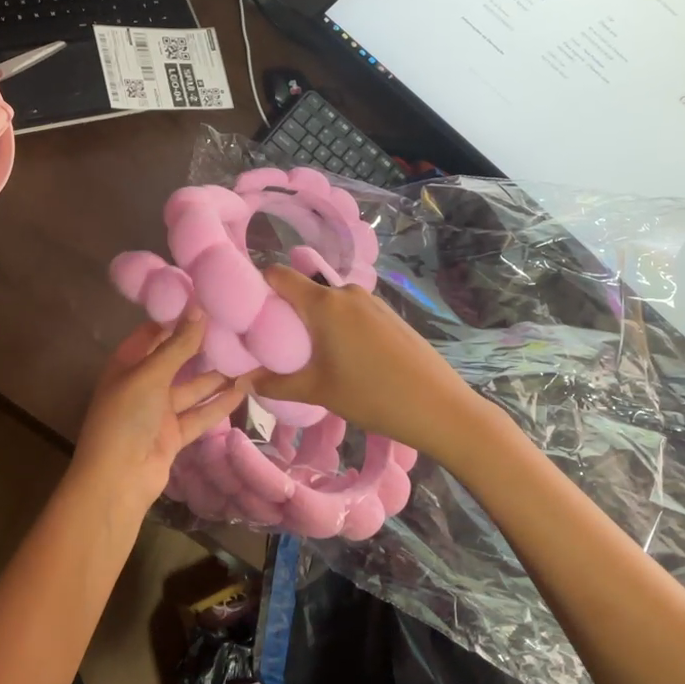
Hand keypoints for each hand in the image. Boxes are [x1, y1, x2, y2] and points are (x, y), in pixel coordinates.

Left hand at [71, 311, 247, 503]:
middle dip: (200, 346)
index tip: (207, 301)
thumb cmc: (125, 418)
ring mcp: (158, 411)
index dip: (176, 317)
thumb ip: (177, 346)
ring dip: (215, 376)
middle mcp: (142, 383)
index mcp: (127, 363)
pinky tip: (242, 390)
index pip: (153, 332)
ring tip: (246, 356)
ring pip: (191, 387)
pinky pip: (199, 414)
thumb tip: (199, 309)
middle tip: (235, 327)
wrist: (117, 480)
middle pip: (175, 359)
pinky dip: (218, 404)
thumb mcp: (150, 376)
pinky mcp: (173, 434)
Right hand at [250, 266, 496, 460]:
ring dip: (314, 320)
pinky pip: (350, 310)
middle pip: (303, 288)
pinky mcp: (389, 314)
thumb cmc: (372, 396)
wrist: (441, 408)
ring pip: (328, 300)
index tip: (248, 313)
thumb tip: (242, 381)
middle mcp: (346, 292)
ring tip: (309, 353)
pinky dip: (337, 325)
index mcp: (323, 303)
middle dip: (286, 310)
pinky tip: (343, 357)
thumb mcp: (317, 391)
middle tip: (274, 341)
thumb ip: (275, 384)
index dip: (258, 287)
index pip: (278, 275)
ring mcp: (371, 301)